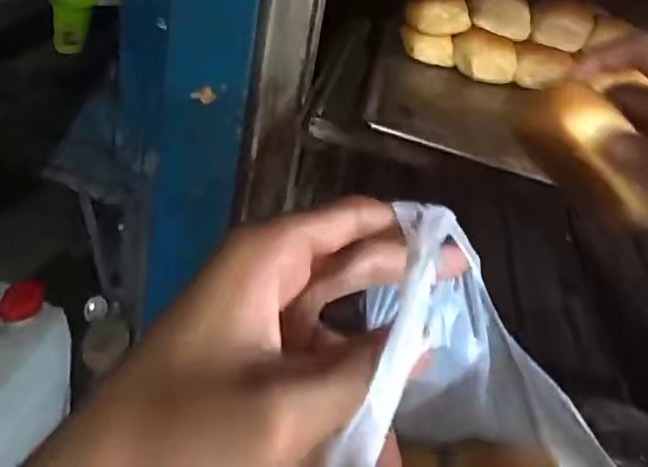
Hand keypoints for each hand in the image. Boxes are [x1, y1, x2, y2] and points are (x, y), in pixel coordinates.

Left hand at [34, 196, 466, 466]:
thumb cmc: (188, 426)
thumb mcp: (284, 407)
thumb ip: (359, 373)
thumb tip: (423, 341)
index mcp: (267, 255)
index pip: (348, 220)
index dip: (401, 225)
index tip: (450, 236)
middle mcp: (265, 271)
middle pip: (346, 258)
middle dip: (400, 270)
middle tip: (460, 276)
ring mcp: (257, 314)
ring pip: (333, 312)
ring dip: (377, 339)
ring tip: (433, 351)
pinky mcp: (252, 355)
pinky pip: (312, 354)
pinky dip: (347, 375)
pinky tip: (380, 407)